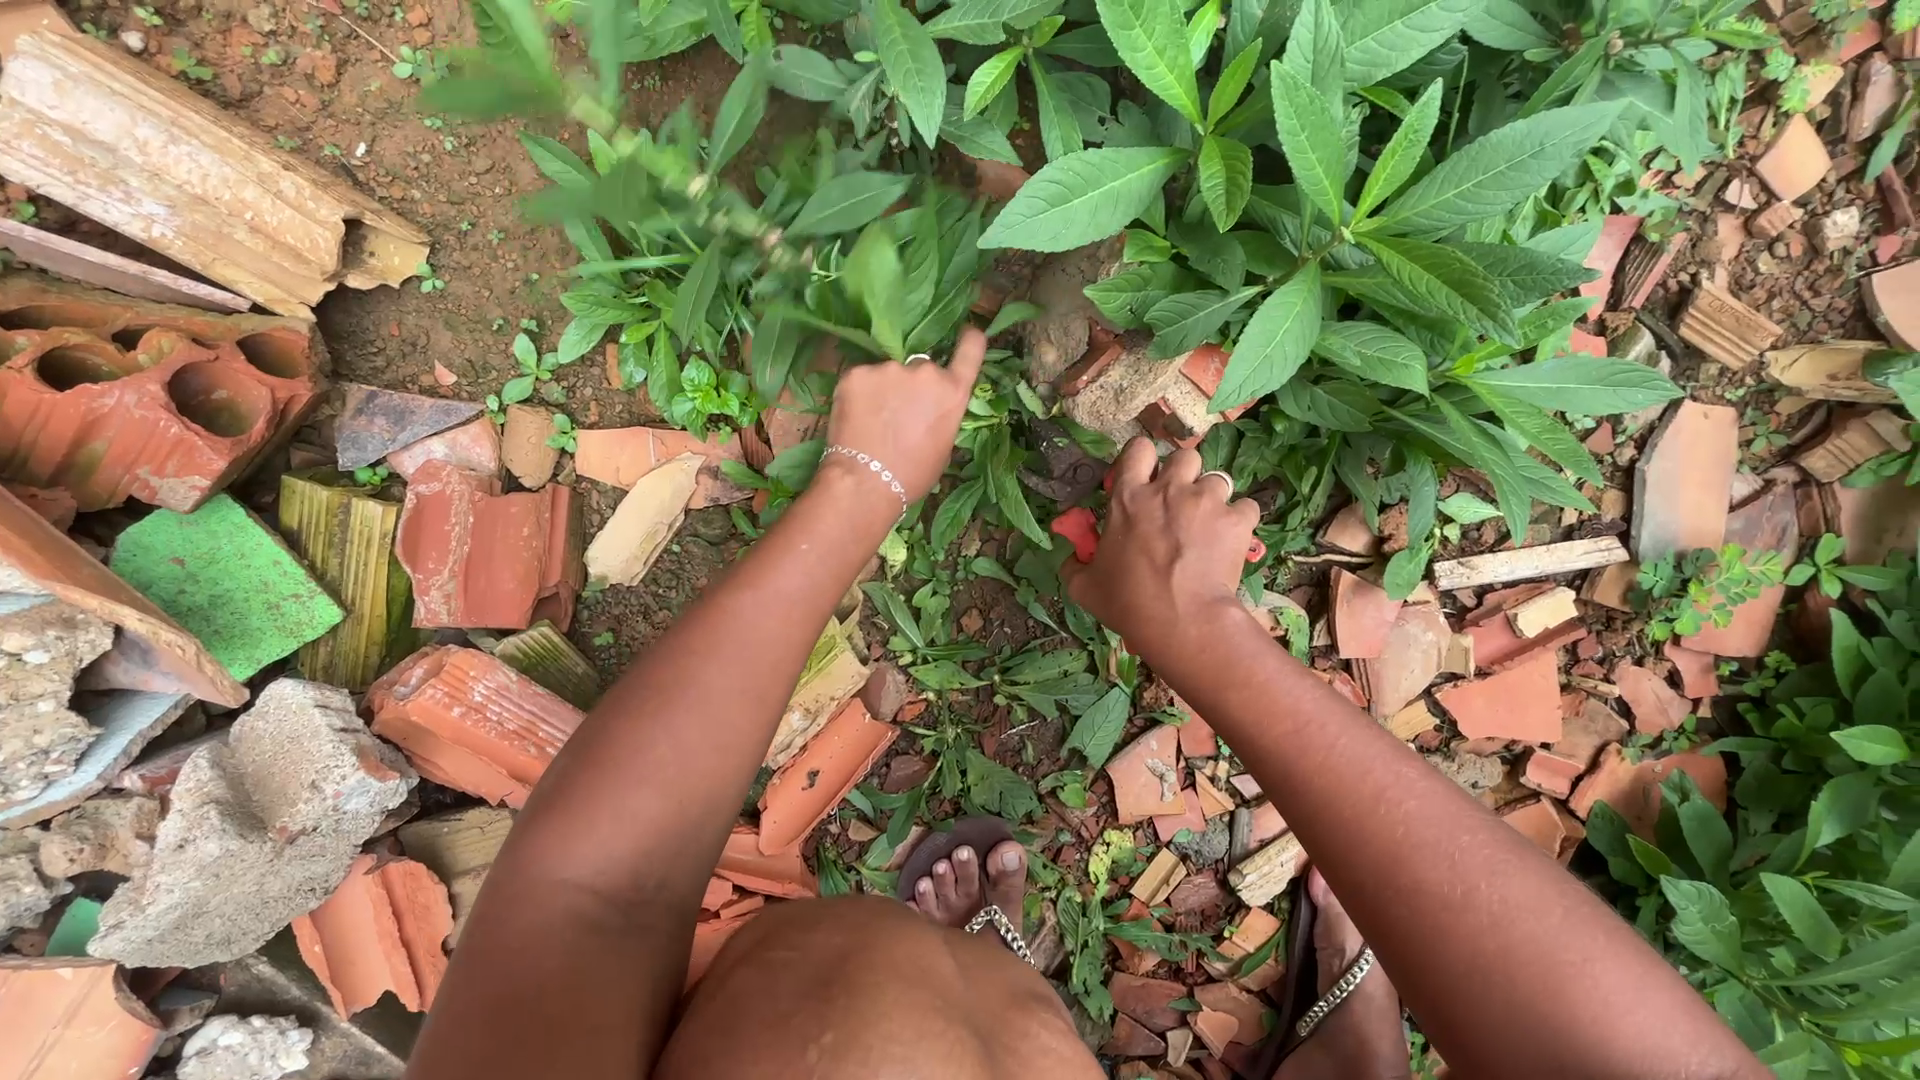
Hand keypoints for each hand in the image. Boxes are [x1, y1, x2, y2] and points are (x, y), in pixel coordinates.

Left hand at [820, 326, 985, 505]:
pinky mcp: (857, 373)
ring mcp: (888, 368)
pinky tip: (856, 418)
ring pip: (888, 373)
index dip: (968, 339)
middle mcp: (924, 371)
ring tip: (873, 421)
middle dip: (913, 384)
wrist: (866, 482)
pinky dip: (859, 394)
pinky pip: (862, 378)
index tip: (965, 332)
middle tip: (898, 413)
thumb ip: (942, 413)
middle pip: (921, 367)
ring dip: (884, 389)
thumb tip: (930, 407)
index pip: (970, 349)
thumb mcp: (943, 445)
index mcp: (952, 392)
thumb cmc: (912, 475)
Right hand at [1060, 438, 1262, 666]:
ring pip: (1217, 478)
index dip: (1144, 458)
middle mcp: (1168, 489)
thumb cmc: (1128, 602)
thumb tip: (1069, 558)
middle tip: (1180, 502)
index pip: (1138, 448)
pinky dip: (1239, 519)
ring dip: (1212, 496)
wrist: (1182, 621)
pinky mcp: (1236, 520)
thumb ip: (1073, 566)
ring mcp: (1206, 501)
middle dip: (1184, 474)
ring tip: (1208, 523)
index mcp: (1129, 497)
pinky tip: (1232, 539)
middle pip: (1184, 456)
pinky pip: (1245, 506)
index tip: (1145, 478)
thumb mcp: (1085, 588)